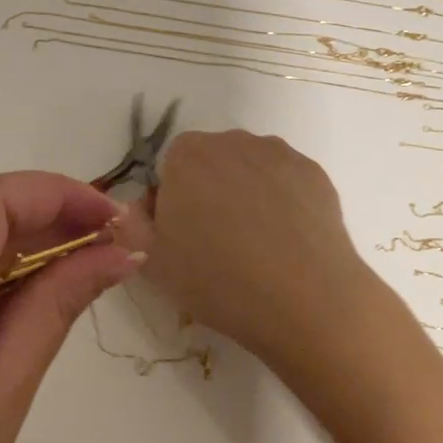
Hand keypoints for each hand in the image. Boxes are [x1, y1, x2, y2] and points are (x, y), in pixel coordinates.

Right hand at [118, 131, 370, 368]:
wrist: (306, 300)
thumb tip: (134, 207)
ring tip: (255, 247)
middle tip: (216, 245)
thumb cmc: (217, 279)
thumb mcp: (151, 261)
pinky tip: (285, 242)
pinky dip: (281, 202)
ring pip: (249, 170)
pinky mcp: (314, 173)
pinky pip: (285, 182)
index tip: (181, 238)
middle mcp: (232, 141)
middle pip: (210, 163)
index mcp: (186, 155)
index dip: (172, 203)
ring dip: (245, 195)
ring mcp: (279, 154)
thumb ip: (128, 225)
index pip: (169, 169)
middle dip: (208, 193)